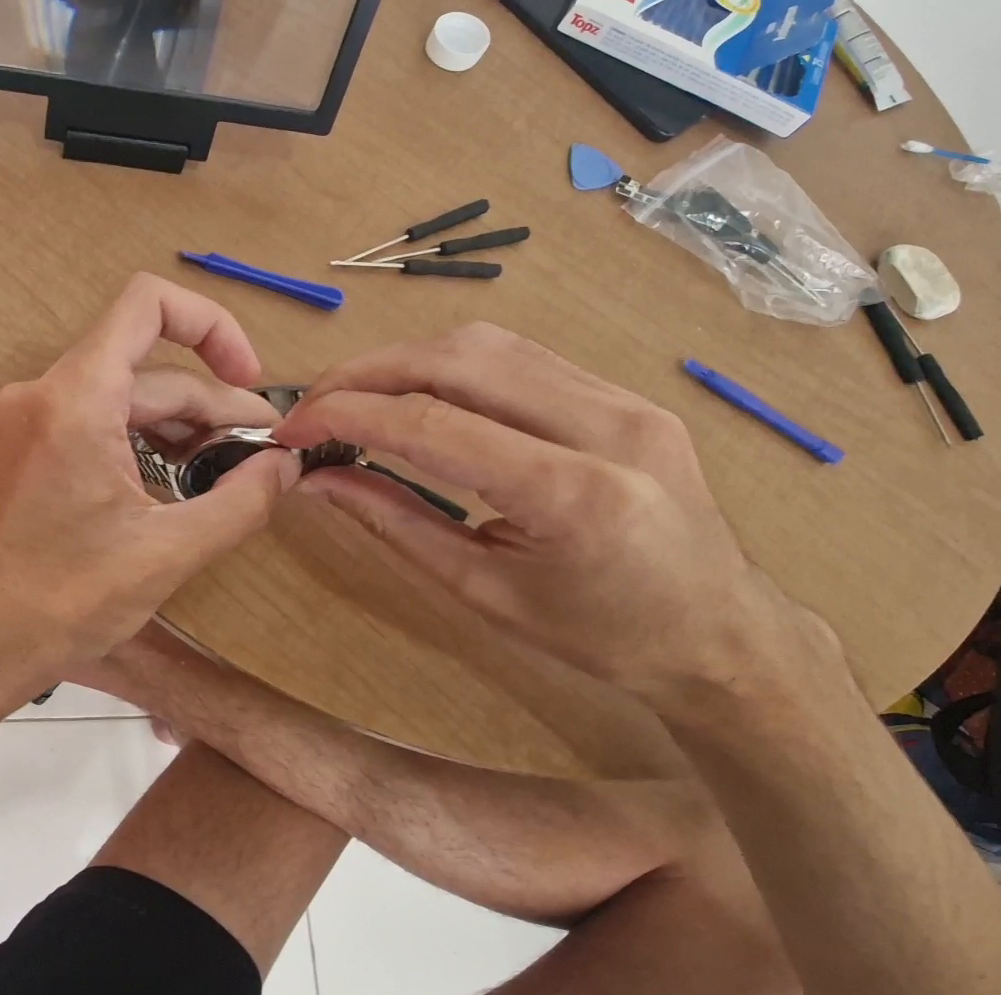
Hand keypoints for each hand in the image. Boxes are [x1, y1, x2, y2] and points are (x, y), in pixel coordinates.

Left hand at [0, 273, 300, 700]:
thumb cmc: (56, 606)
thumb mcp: (167, 553)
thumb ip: (242, 501)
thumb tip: (285, 466)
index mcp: (73, 402)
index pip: (148, 305)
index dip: (213, 327)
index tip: (249, 383)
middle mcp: (39, 397)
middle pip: (145, 371)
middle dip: (210, 407)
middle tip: (260, 456)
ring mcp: (21, 425)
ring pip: (117, 401)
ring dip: (175, 430)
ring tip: (223, 476)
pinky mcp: (16, 455)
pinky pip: (87, 427)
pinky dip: (135, 446)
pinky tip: (172, 487)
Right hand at [272, 323, 812, 711]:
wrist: (719, 632)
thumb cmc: (597, 635)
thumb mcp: (482, 590)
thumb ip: (395, 523)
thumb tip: (317, 480)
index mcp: (571, 494)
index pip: (432, 423)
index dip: (347, 415)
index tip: (291, 429)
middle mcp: (605, 425)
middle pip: (458, 359)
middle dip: (365, 373)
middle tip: (310, 405)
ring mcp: (624, 399)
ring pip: (487, 344)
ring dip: (403, 361)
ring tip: (351, 397)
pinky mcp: (624, 393)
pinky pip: (519, 356)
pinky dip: (449, 365)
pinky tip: (415, 394)